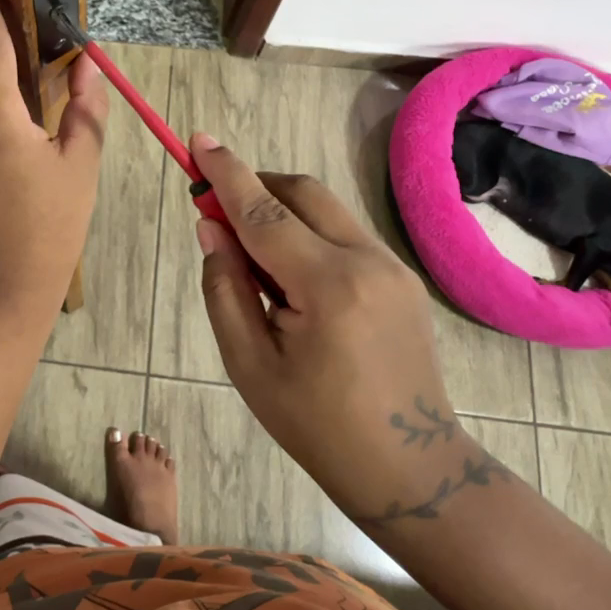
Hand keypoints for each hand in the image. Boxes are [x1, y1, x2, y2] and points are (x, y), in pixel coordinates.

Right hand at [189, 133, 467, 516]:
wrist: (411, 468)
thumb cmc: (317, 426)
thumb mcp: (251, 364)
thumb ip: (225, 288)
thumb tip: (212, 229)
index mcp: (328, 286)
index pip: (264, 213)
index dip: (226, 174)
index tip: (198, 141)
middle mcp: (368, 261)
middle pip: (302, 192)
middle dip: (255, 185)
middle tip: (215, 214)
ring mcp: (393, 267)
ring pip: (326, 209)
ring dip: (281, 210)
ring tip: (250, 257)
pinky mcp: (402, 278)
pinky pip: (344, 233)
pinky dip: (308, 233)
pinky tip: (290, 277)